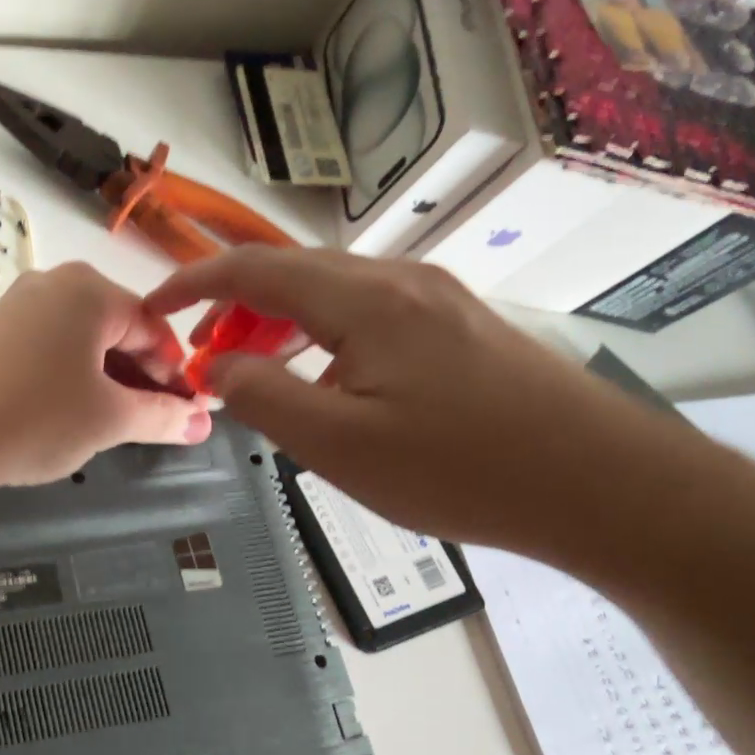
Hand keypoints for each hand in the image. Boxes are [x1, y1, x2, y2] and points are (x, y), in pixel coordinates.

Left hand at [0, 263, 211, 487]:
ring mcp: (18, 307)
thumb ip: (162, 417)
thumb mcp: (109, 420)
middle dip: (142, 379)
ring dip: (109, 382)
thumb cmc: (36, 419)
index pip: (155, 328)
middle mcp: (54, 284)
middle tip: (157, 425)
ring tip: (118, 426)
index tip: (189, 414)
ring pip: (83, 342)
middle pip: (118, 330)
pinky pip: (50, 349)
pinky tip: (73, 414)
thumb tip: (201, 423)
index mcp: (90, 290)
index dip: (177, 375)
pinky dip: (72, 378)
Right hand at [143, 247, 693, 553]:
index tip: (150, 311)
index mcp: (365, 299)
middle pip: (291, 272)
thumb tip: (216, 365)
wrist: (604, 485)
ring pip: (329, 292)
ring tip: (251, 372)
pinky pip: (365, 313)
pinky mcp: (457, 325)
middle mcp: (400, 280)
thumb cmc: (459, 470)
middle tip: (201, 362)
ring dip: (276, 322)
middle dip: (232, 308)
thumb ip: (262, 396)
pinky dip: (318, 335)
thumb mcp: (338, 445)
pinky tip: (319, 381)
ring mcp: (435, 299)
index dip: (191, 285)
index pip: (253, 269)